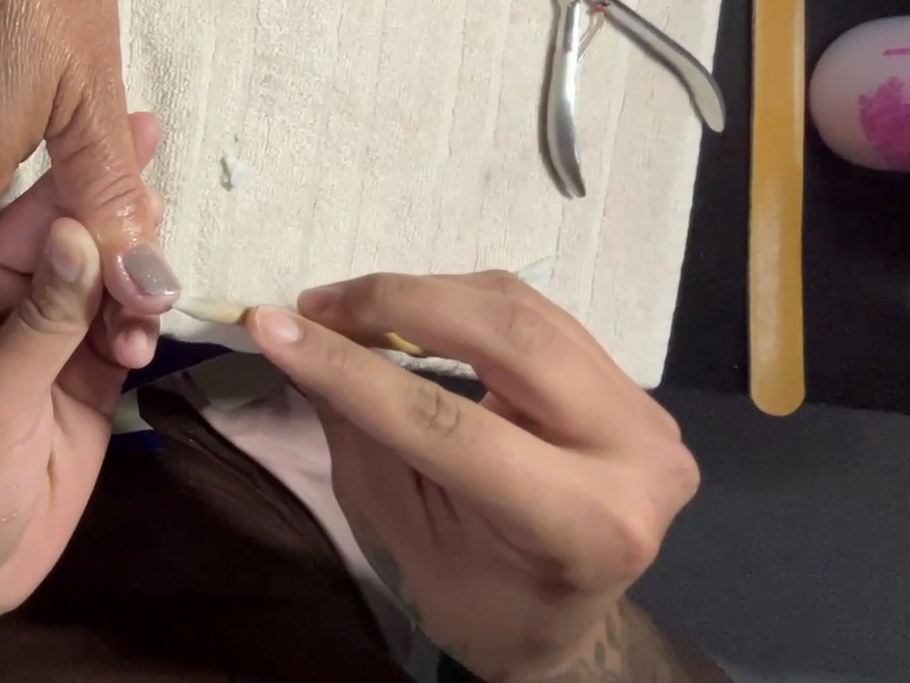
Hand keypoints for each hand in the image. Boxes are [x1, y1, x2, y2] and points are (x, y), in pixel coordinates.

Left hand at [0, 113, 162, 642]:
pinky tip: (140, 347)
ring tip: (145, 305)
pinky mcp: (88, 374)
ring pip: (107, 284)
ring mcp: (54, 336)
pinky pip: (123, 333)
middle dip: (119, 232)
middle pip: (77, 242)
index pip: (29, 219)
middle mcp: (12, 299)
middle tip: (158, 219)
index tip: (135, 132)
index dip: (81, 178)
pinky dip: (139, 332)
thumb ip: (42, 320)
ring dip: (133, 286)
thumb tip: (82, 230)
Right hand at [245, 274, 701, 681]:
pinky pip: (526, 308)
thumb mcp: (386, 514)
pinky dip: (449, 296)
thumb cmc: (457, 582)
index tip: (267, 324)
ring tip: (346, 307)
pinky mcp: (623, 381)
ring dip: (416, 292)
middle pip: (506, 335)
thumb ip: (348, 419)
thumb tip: (289, 334)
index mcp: (573, 522)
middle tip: (313, 305)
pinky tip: (402, 311)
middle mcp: (633, 458)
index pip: (441, 420)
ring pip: (515, 306)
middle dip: (392, 302)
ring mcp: (641, 412)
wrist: (550, 617)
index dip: (344, 364)